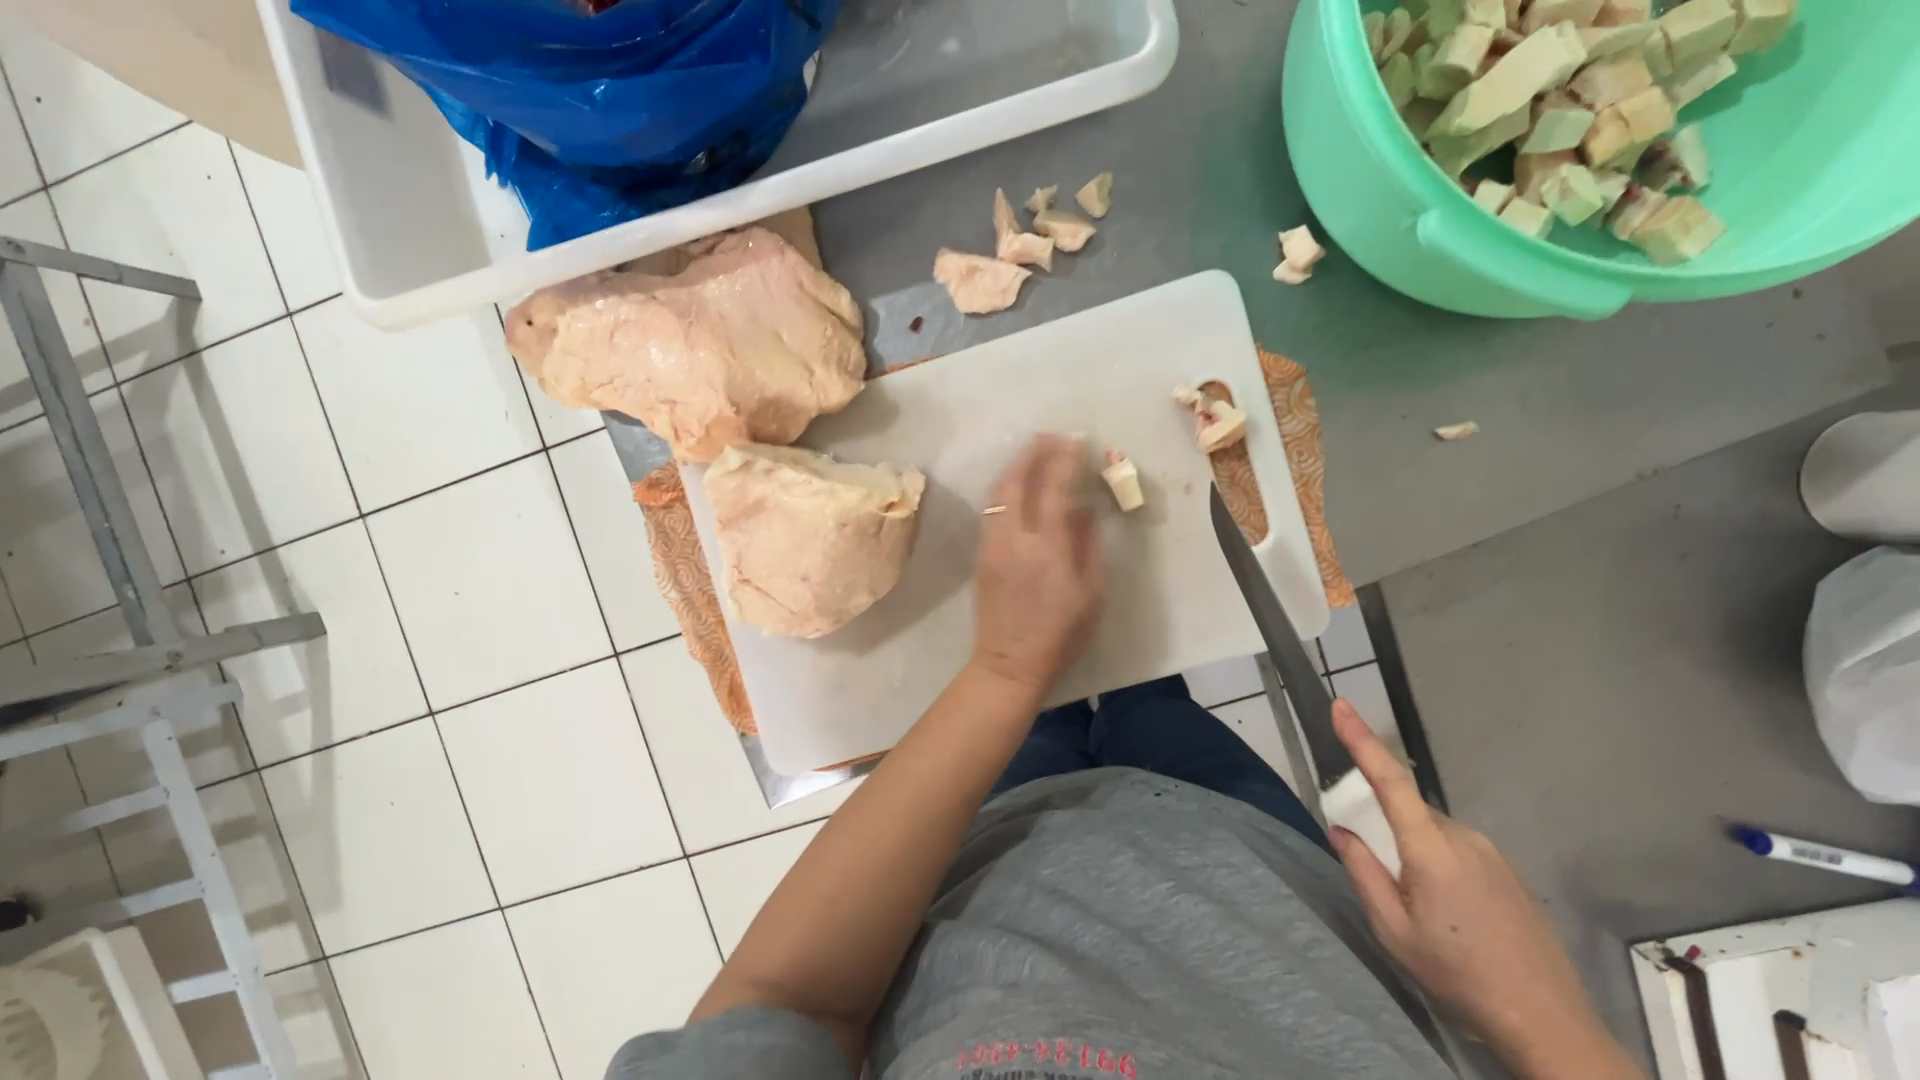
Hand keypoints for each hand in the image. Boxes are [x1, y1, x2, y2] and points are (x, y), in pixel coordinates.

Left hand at [970, 434, 1106, 690]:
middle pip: (1015, 481)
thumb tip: (1085, 508)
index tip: (1076, 440)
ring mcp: (992, 546)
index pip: (1053, 488)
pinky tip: (1018, 487)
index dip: (1064, 459)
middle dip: (1032, 452)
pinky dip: (1006, 490)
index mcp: (1047, 547)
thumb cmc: (1061, 633)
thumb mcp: (1091, 592)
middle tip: (1049, 436)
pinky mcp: (982, 556)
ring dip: (1015, 467)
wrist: (1010, 663)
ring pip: (998, 494)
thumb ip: (1088, 544)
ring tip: (1033, 452)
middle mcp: (1014, 539)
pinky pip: (992, 511)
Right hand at [1328, 701, 1639, 1079]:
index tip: (1340, 705)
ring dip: (1413, 854)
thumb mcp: (1394, 930)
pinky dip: (1436, 865)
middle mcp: (1463, 837)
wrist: (1545, 1018)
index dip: (1362, 740)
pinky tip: (1449, 914)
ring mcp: (1490, 851)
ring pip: (1432, 833)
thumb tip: (1343, 831)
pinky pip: (1456, 849)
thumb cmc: (1458, 974)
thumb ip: (1363, 873)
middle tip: (1382, 881)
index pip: (1389, 780)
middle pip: (1407, 811)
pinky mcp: (1507, 869)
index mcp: (1431, 849)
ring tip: (1421, 912)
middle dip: (1384, 830)